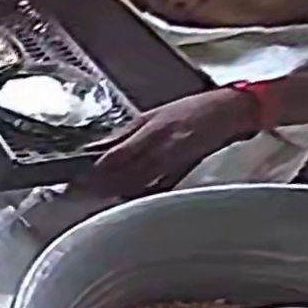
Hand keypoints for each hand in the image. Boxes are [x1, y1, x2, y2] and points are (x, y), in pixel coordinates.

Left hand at [80, 87, 259, 197]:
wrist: (234, 111)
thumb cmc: (191, 110)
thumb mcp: (150, 115)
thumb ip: (120, 135)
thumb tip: (91, 148)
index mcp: (152, 133)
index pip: (114, 157)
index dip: (91, 171)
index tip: (73, 179)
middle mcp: (161, 150)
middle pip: (119, 175)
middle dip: (94, 186)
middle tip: (74, 192)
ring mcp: (172, 164)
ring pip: (132, 186)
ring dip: (108, 193)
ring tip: (89, 196)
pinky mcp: (180, 174)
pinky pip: (150, 190)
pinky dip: (131, 195)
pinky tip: (117, 197)